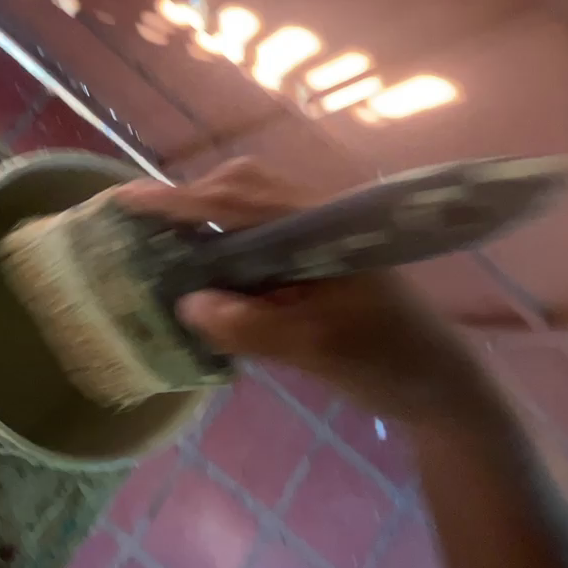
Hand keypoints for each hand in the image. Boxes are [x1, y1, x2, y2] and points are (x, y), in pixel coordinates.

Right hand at [116, 160, 489, 425]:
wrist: (439, 382)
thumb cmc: (383, 362)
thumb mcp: (314, 351)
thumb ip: (250, 328)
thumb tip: (187, 303)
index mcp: (322, 228)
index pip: (238, 202)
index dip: (179, 200)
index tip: (127, 199)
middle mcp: (319, 214)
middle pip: (241, 184)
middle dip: (189, 197)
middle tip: (145, 222)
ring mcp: (319, 227)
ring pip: (249, 197)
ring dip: (206, 209)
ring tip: (169, 237)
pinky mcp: (317, 244)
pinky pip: (259, 219)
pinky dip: (223, 227)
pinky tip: (208, 257)